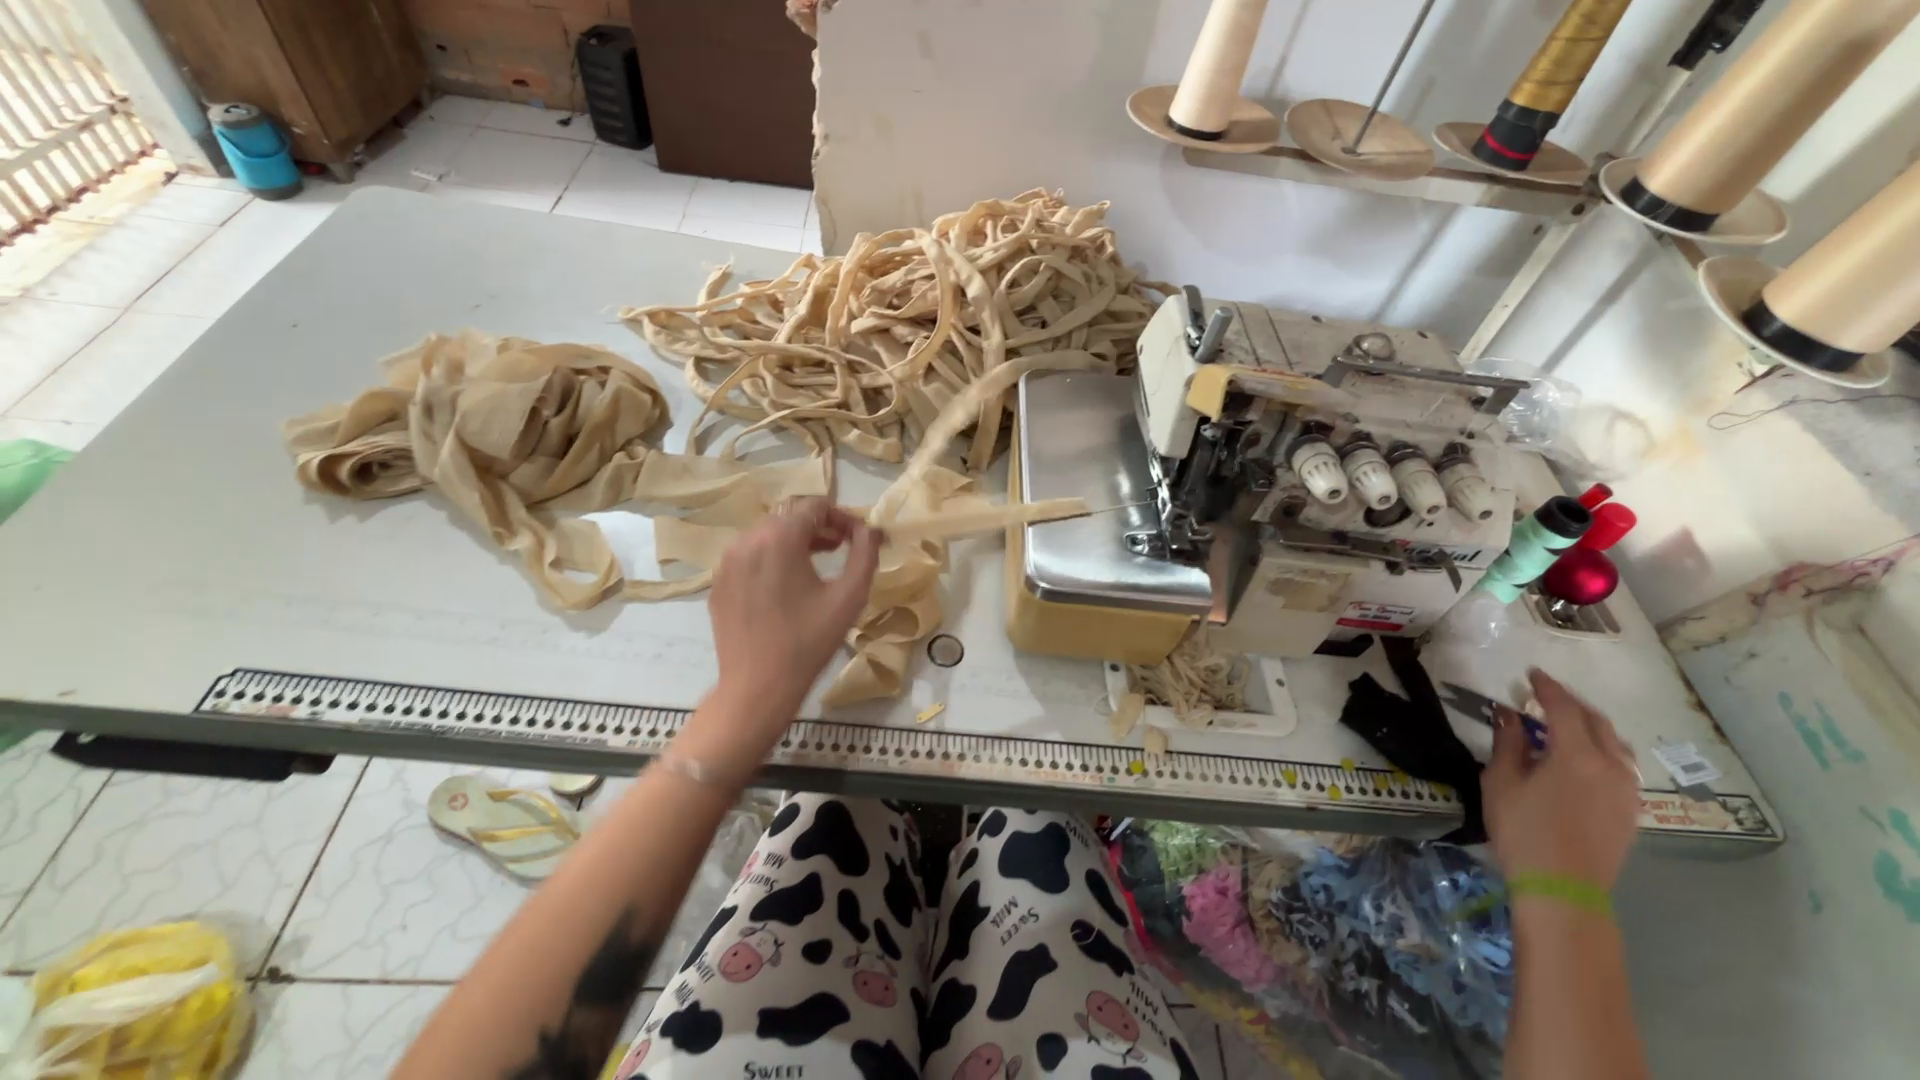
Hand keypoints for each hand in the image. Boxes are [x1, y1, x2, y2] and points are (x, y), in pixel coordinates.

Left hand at [695, 496, 879, 750]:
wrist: (758, 687)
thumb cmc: (809, 642)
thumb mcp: (849, 597)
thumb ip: (865, 554)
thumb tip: (870, 530)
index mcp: (779, 538)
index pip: (814, 506)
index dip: (841, 516)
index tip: (858, 537)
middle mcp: (747, 540)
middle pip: (788, 516)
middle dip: (818, 526)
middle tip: (841, 548)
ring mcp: (727, 562)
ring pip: (766, 534)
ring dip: (794, 541)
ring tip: (815, 564)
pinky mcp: (718, 583)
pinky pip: (748, 557)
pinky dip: (770, 559)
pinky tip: (785, 587)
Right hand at [1483, 669, 1639, 890]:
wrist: (1563, 889)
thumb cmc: (1523, 832)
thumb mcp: (1501, 783)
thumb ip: (1508, 744)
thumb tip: (1509, 715)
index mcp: (1577, 755)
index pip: (1564, 708)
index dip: (1547, 688)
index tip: (1532, 675)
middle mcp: (1611, 765)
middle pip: (1596, 721)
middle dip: (1571, 704)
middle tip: (1546, 697)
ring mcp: (1627, 789)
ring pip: (1614, 744)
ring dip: (1590, 727)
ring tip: (1566, 726)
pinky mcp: (1631, 810)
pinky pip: (1620, 766)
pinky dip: (1601, 751)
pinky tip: (1582, 760)